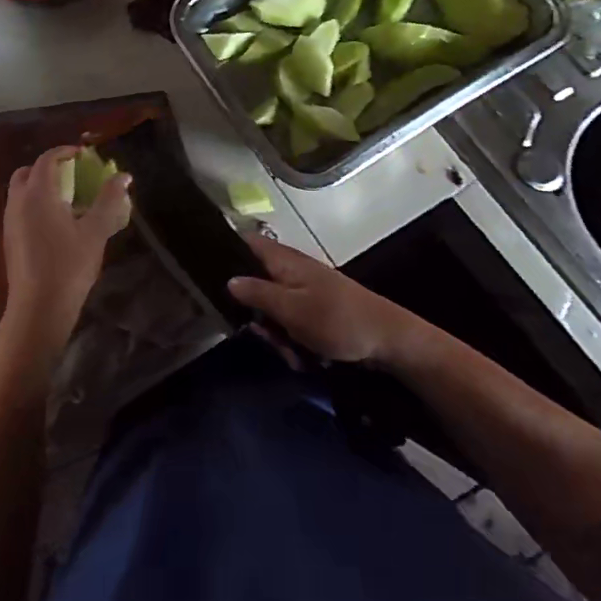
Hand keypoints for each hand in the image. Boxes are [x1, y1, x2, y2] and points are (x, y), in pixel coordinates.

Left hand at [0, 146, 130, 348]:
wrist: (38, 307)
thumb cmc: (69, 266)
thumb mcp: (95, 232)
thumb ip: (109, 201)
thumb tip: (123, 176)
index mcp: (37, 194)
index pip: (47, 160)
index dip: (64, 152)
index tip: (82, 154)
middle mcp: (17, 202)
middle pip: (27, 172)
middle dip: (48, 168)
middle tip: (72, 175)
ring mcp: (9, 221)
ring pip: (20, 192)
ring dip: (40, 187)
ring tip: (67, 200)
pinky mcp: (8, 239)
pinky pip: (19, 209)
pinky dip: (34, 204)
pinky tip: (55, 224)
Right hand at [227, 234, 427, 363]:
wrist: (392, 342)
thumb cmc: (338, 320)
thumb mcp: (291, 309)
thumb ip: (257, 293)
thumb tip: (228, 280)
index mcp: (284, 262)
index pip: (246, 242)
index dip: (226, 249)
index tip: (207, 269)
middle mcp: (292, 271)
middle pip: (255, 284)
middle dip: (255, 314)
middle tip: (264, 334)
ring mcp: (306, 292)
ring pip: (272, 309)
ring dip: (277, 333)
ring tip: (292, 353)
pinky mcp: (317, 312)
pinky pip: (292, 323)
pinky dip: (294, 340)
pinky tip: (304, 357)